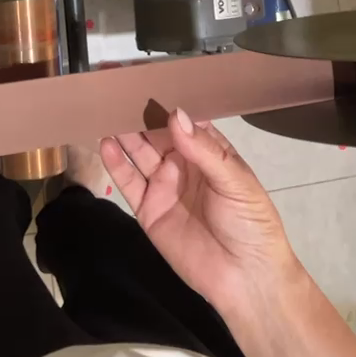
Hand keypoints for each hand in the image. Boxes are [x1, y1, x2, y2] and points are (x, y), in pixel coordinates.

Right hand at [100, 108, 303, 320]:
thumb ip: (204, 149)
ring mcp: (164, 186)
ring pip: (138, 152)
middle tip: (115, 87)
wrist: (246, 279)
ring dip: (123, 131)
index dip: (165, 99)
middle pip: (155, 132)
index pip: (183, 118)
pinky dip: (115, 162)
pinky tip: (105, 142)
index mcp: (208, 151)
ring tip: (105, 108)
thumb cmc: (251, 223)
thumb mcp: (235, 180)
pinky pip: (129, 182)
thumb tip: (175, 114)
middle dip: (138, 111)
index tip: (145, 76)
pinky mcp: (148, 210)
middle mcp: (183, 163)